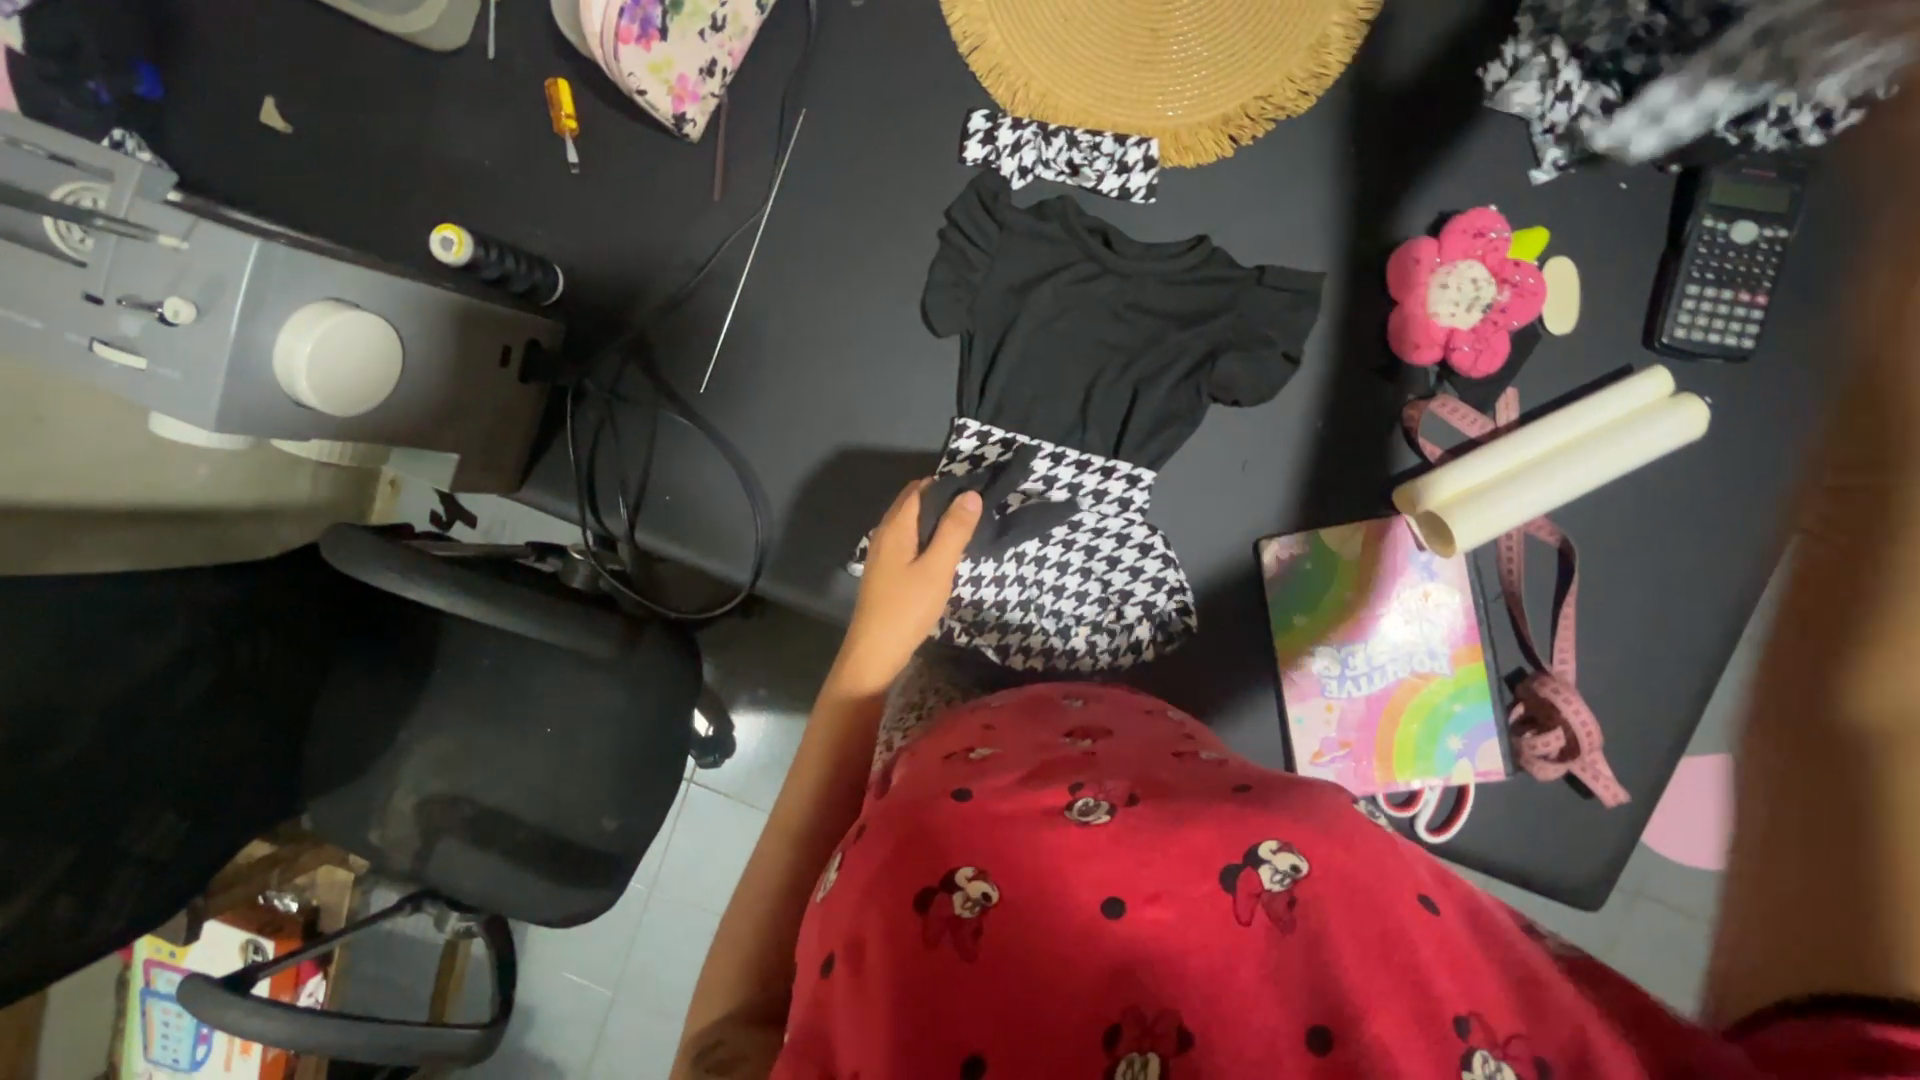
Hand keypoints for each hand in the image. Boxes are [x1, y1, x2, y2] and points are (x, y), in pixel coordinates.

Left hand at [830, 480, 981, 696]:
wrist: (875, 652)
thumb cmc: (907, 608)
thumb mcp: (937, 568)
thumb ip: (954, 530)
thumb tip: (970, 494)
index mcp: (895, 527)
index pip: (920, 489)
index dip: (946, 484)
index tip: (975, 489)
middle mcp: (884, 534)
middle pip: (912, 504)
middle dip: (941, 500)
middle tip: (975, 509)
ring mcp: (882, 554)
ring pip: (910, 524)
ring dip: (934, 521)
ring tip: (965, 528)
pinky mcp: (886, 572)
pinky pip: (908, 542)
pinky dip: (926, 539)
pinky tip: (943, 555)